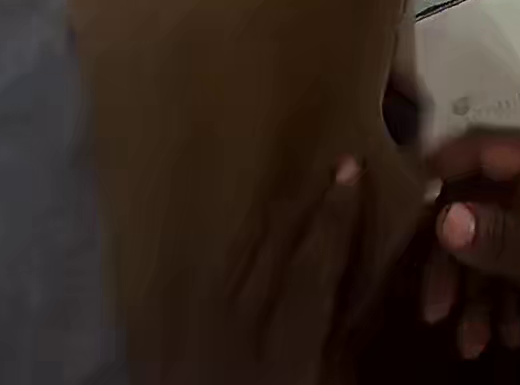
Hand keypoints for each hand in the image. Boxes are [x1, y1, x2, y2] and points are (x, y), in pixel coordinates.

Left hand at [215, 156, 363, 384]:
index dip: (337, 214)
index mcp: (280, 354)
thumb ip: (337, 354)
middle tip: (333, 166)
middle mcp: (233, 337)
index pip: (315, 265)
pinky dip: (232, 253)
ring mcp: (193, 343)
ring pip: (235, 260)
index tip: (353, 169)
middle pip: (274, 252)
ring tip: (294, 189)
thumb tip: (351, 302)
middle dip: (307, 205)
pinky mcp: (167, 354)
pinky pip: (203, 284)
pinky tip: (246, 236)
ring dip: (270, 220)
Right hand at [420, 130, 519, 364]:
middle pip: (478, 201)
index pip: (484, 149)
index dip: (442, 170)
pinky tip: (503, 335)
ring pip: (489, 239)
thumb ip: (506, 238)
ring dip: (475, 289)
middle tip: (434, 307)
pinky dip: (500, 299)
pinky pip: (509, 264)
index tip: (403, 206)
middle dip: (455, 255)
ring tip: (469, 342)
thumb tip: (442, 218)